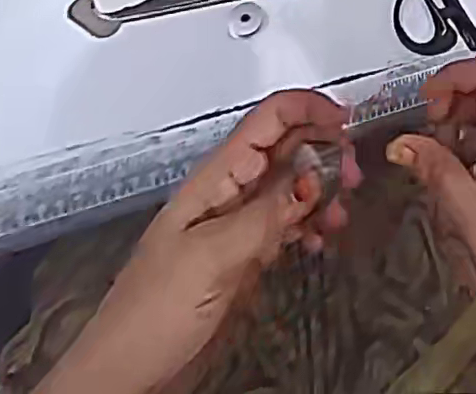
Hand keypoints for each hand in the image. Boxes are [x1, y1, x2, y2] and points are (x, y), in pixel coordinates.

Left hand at [42, 90, 360, 393]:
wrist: (124, 376)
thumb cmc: (152, 312)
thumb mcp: (213, 257)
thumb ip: (266, 214)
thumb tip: (313, 178)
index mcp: (219, 175)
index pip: (270, 119)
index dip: (309, 109)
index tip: (346, 121)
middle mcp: (234, 188)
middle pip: (289, 145)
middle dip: (326, 149)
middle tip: (351, 176)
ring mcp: (241, 219)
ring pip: (295, 182)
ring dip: (324, 189)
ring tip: (339, 214)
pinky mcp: (247, 249)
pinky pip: (290, 219)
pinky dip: (312, 222)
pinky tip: (320, 238)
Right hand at [387, 54, 475, 352]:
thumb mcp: (472, 215)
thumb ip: (436, 170)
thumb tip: (402, 144)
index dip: (450, 78)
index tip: (426, 98)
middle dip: (456, 87)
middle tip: (432, 115)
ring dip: (464, 105)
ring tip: (442, 138)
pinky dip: (474, 123)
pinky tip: (459, 154)